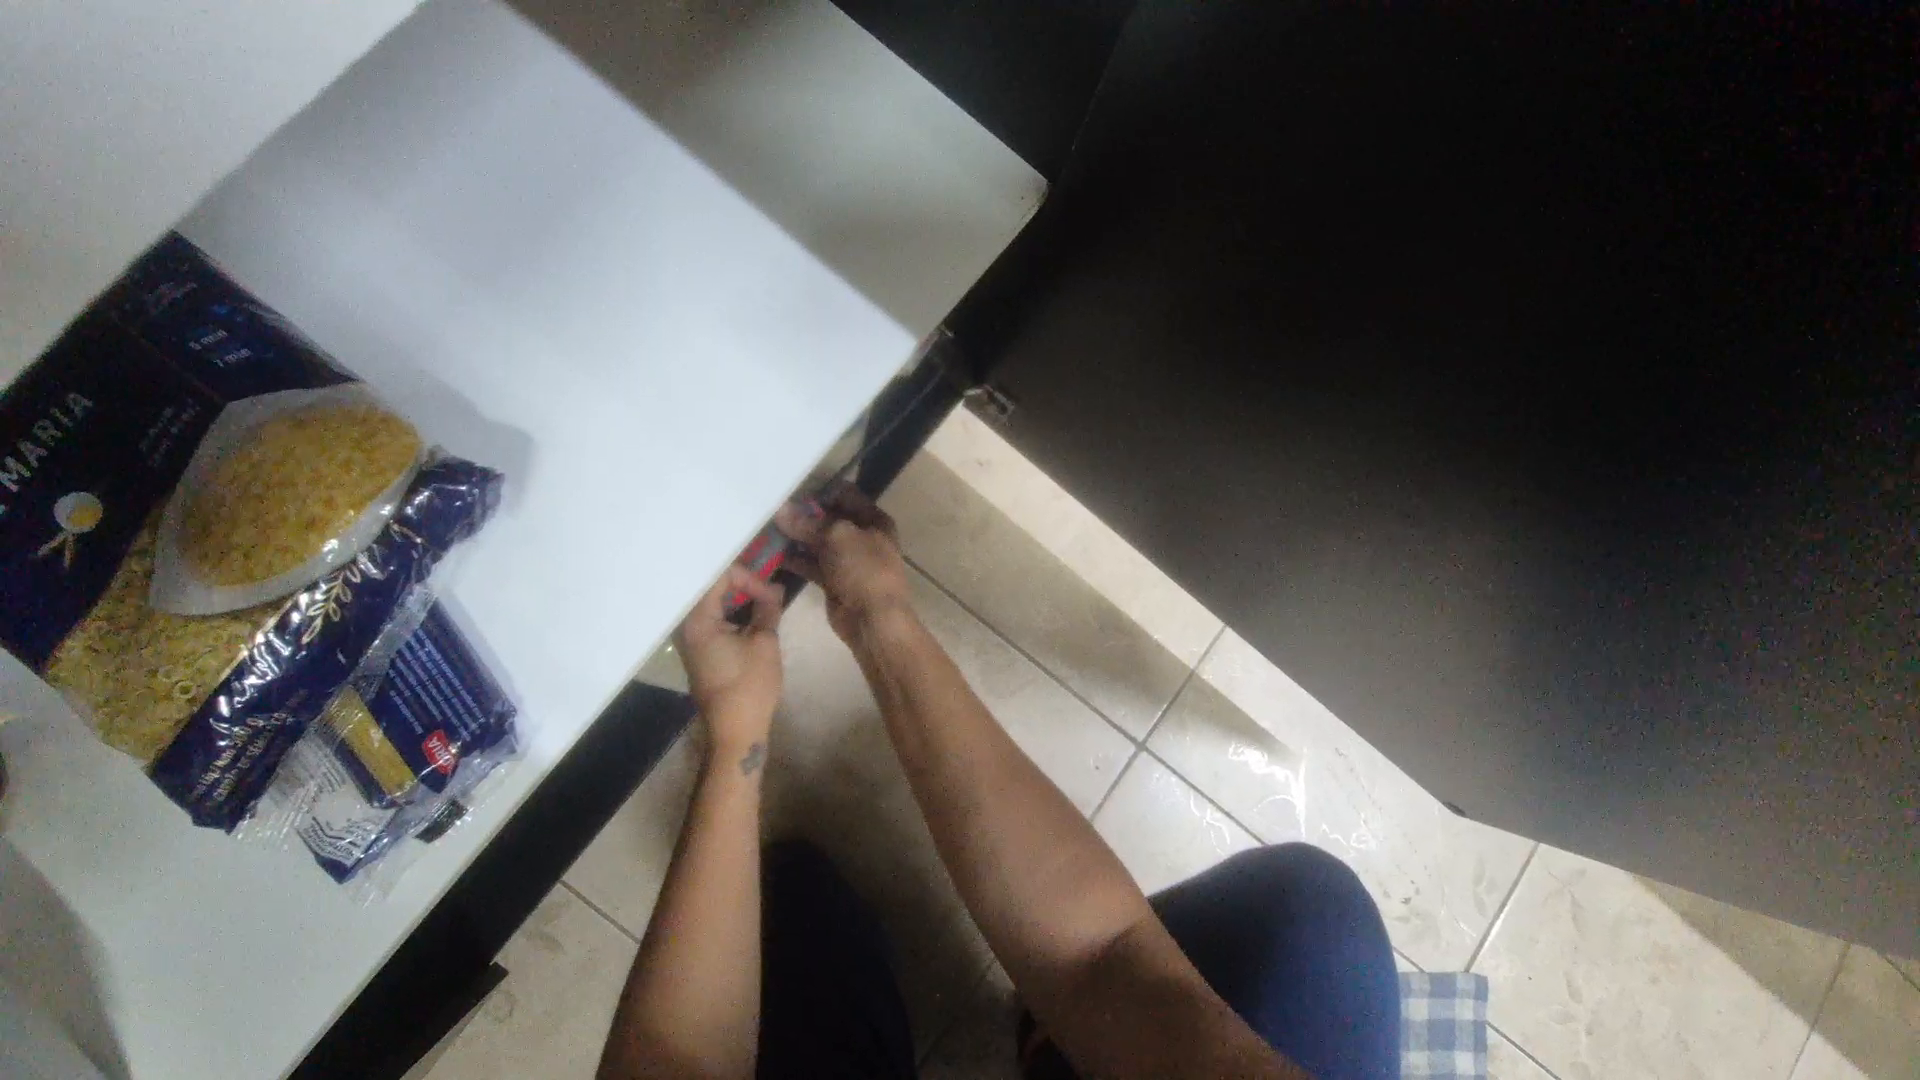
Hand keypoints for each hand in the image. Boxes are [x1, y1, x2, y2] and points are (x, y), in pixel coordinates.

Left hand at [676, 565, 784, 757]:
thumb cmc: (749, 684)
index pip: (719, 578)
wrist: (735, 729)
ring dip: (738, 599)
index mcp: (697, 620)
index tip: (772, 593)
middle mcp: (686, 625)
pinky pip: (712, 620)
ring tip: (765, 599)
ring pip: (712, 604)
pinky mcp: (698, 651)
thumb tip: (776, 589)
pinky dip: (732, 614)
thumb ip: (768, 609)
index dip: (749, 578)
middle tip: (769, 588)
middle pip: (711, 588)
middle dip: (742, 584)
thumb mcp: (765, 641)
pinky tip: (752, 617)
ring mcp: (690, 640)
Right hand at [776, 483, 913, 643]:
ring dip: (797, 538)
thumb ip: (809, 523)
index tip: (793, 489)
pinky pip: (812, 565)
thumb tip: (782, 511)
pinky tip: (774, 554)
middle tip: (774, 509)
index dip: (822, 492)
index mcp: (874, 521)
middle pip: (830, 520)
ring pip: (818, 544)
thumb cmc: (863, 569)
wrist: (873, 618)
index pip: (847, 496)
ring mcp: (847, 561)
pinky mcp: (834, 581)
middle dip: (804, 516)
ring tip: (768, 529)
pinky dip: (796, 560)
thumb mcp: (838, 536)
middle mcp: (862, 537)